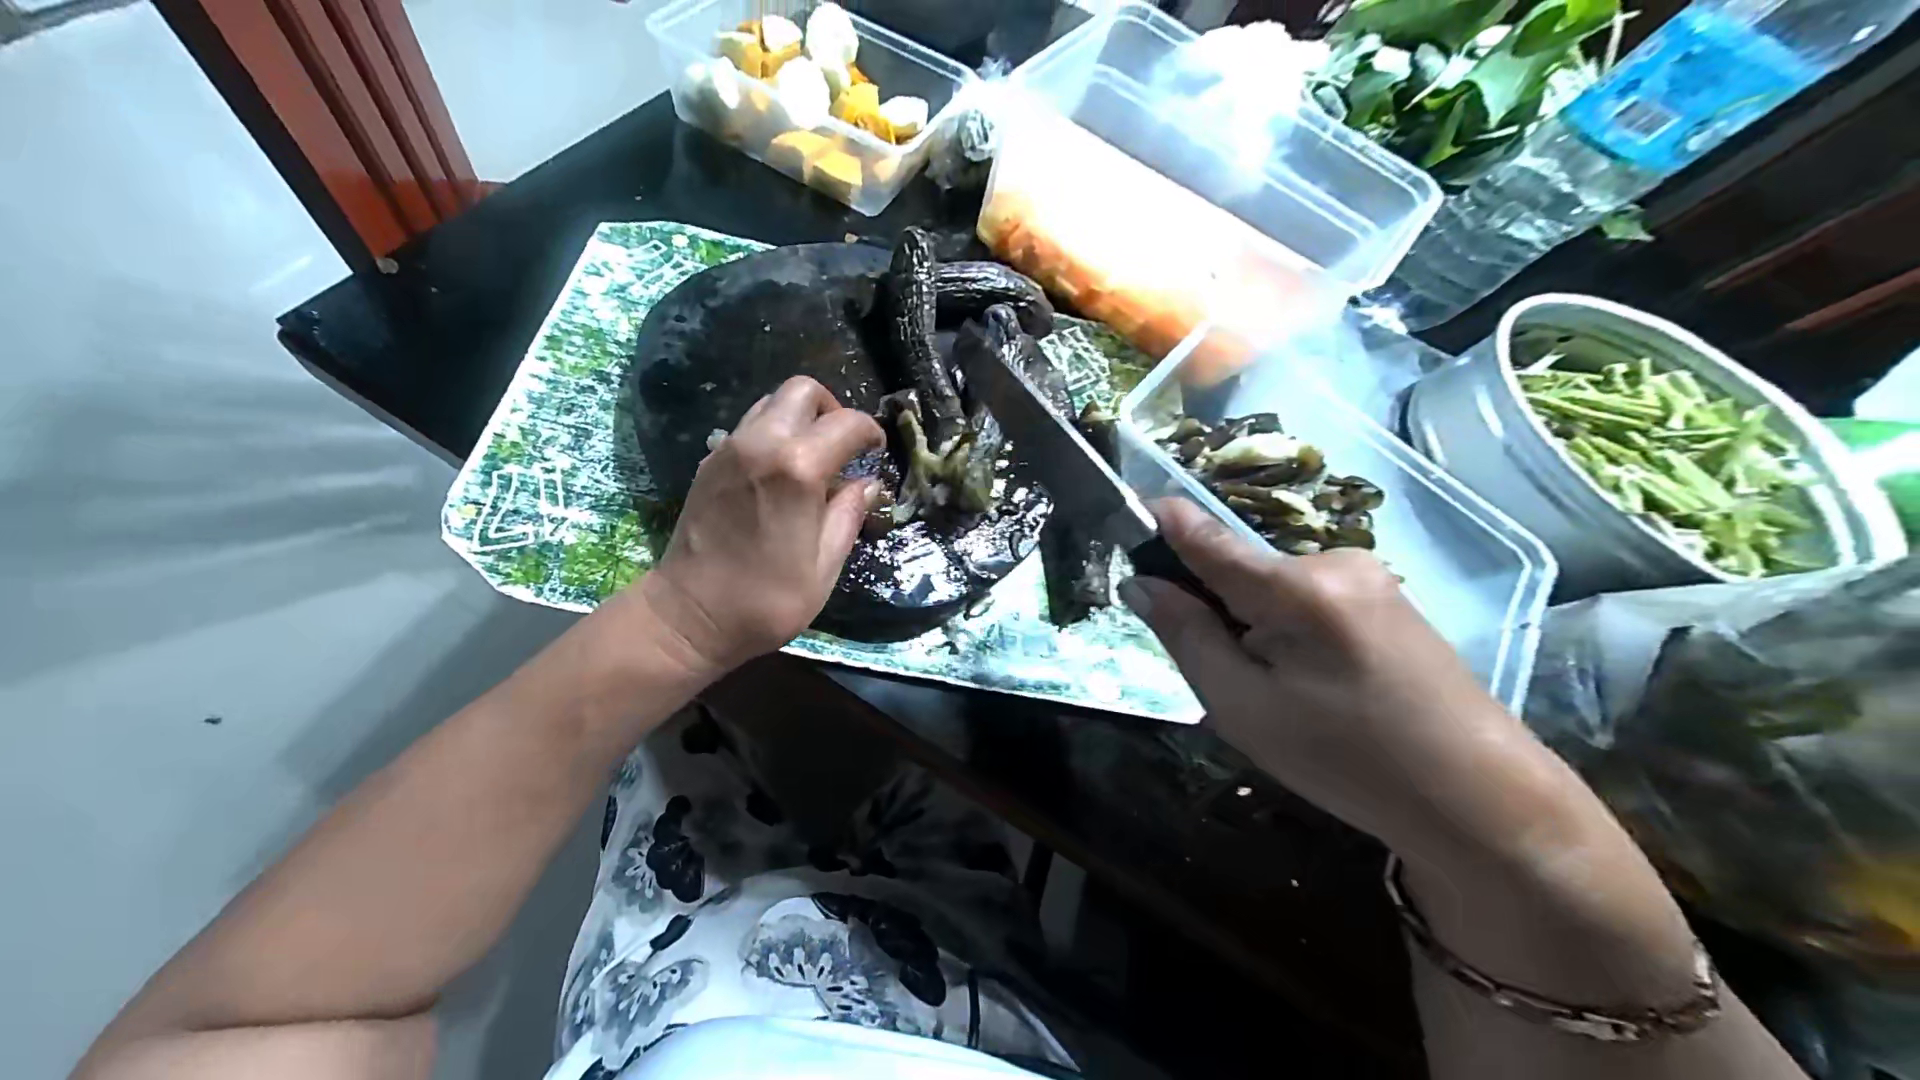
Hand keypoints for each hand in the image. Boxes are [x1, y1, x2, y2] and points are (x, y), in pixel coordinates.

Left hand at [633, 376, 882, 679]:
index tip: (877, 452)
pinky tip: (781, 475)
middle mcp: (760, 444)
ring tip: (814, 460)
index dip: (870, 432)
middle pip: (803, 390)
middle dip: (832, 410)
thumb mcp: (825, 566)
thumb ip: (848, 514)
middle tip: (844, 448)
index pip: (846, 423)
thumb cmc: (766, 601)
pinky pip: (750, 426)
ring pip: (772, 402)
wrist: (689, 616)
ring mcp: (728, 448)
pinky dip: (774, 434)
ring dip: (801, 419)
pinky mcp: (709, 461)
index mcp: (797, 469)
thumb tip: (866, 484)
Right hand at [1119, 498, 1561, 866]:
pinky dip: (1279, 625)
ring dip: (1244, 619)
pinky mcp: (1384, 596)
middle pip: (1234, 562)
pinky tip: (1304, 681)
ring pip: (1267, 582)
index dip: (1153, 522)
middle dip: (1204, 600)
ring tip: (1266, 688)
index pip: (1200, 530)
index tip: (1120, 534)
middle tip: (1211, 669)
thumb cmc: (1348, 760)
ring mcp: (1365, 574)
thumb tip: (1140, 583)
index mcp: (1294, 585)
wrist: (1483, 801)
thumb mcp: (1243, 708)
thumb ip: (1186, 635)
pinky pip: (1302, 595)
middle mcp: (1330, 559)